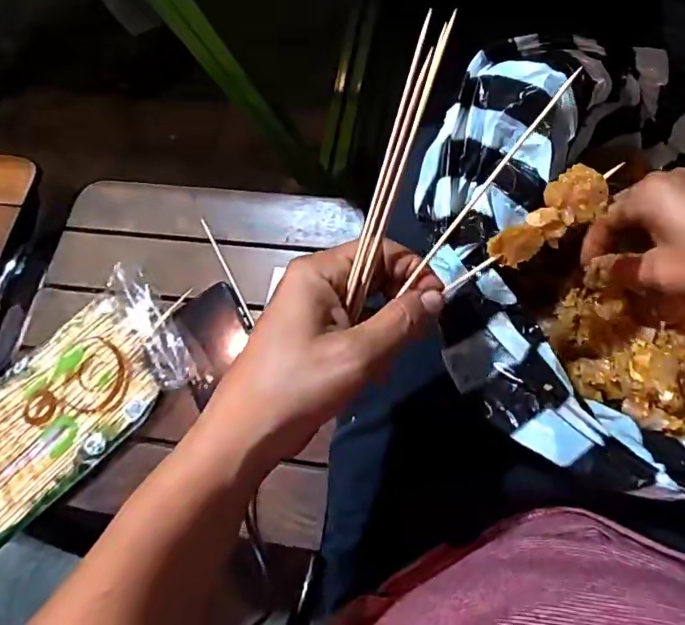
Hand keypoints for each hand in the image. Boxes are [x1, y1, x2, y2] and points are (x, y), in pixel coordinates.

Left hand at [191, 240, 442, 471]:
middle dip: (396, 308)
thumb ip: (400, 322)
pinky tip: (367, 378)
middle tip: (411, 341)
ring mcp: (313, 309)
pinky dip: (368, 350)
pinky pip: (355, 329)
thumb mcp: (357, 355)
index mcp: (319, 272)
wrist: (246, 433)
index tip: (438, 299)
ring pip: (369, 306)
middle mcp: (316, 282)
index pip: (378, 249)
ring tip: (377, 369)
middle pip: (375, 276)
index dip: (412, 268)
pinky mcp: (314, 336)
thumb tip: (437, 296)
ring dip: (383, 336)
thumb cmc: (298, 386)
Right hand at [577, 169, 684, 307]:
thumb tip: (601, 272)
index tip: (588, 272)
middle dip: (617, 239)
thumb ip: (623, 270)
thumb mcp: (662, 275)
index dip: (593, 247)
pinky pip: (676, 207)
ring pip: (652, 208)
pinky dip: (665, 228)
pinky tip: (672, 250)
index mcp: (646, 193)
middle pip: (627, 209)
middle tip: (611, 267)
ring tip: (639, 261)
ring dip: (641, 234)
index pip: (606, 218)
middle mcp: (665, 178)